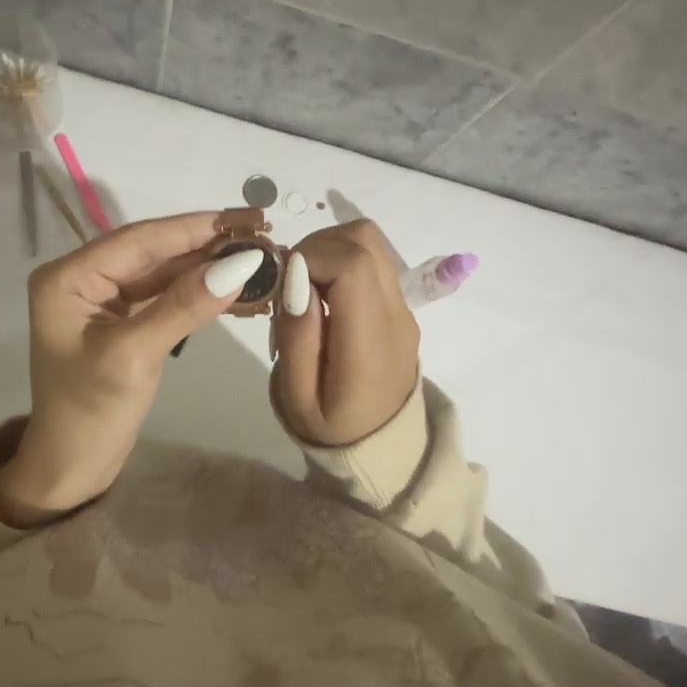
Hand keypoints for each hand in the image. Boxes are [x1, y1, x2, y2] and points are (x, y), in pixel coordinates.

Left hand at [0, 208, 270, 527]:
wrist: (72, 467)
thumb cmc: (90, 412)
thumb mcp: (134, 355)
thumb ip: (183, 306)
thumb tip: (239, 265)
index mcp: (68, 278)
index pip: (139, 240)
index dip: (194, 228)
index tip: (245, 218)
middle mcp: (83, 279)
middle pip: (153, 253)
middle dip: (207, 246)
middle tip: (262, 236)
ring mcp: (103, 302)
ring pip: (163, 274)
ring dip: (209, 269)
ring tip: (260, 260)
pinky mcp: (122, 323)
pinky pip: (165, 298)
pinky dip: (199, 295)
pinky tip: (237, 290)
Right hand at [270, 219, 420, 446]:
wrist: (379, 446)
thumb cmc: (330, 428)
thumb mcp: (297, 398)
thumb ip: (297, 338)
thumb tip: (295, 279)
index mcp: (370, 344)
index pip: (353, 264)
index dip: (310, 257)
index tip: (282, 283)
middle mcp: (396, 317)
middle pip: (364, 240)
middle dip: (316, 247)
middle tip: (288, 283)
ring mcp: (403, 308)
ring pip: (370, 243)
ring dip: (329, 250)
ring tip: (303, 287)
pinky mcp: (401, 306)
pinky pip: (373, 262)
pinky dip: (341, 262)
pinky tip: (321, 294)